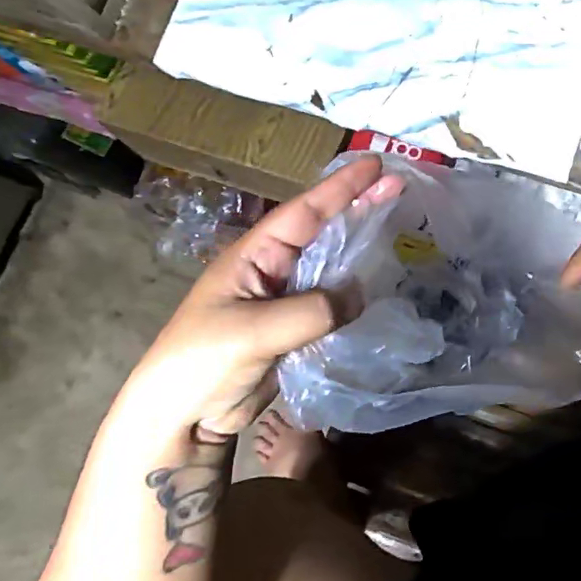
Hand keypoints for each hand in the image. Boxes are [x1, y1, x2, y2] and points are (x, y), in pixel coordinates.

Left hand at [119, 155, 402, 438]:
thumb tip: (361, 294)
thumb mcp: (254, 331)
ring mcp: (285, 299)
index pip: (305, 211)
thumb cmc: (202, 361)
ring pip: (331, 265)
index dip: (341, 187)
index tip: (376, 164)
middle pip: (323, 230)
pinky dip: (358, 289)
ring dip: (362, 245)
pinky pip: (333, 301)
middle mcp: (272, 269)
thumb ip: (313, 310)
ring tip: (399, 225)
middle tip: (400, 186)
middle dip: (359, 206)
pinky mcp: (295, 328)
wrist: (180, 416)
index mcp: (254, 255)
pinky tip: (381, 283)